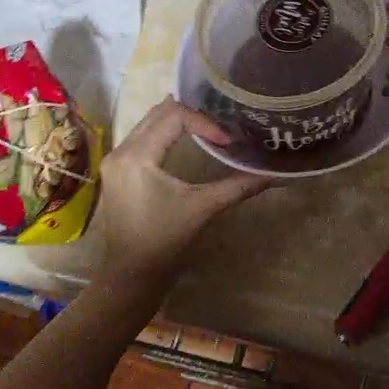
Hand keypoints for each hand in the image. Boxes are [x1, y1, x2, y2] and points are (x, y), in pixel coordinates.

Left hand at [94, 100, 268, 293]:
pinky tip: (186, 137)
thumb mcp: (203, 209)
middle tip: (221, 125)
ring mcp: (115, 160)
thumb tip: (273, 174)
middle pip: (158, 113)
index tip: (227, 140)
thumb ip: (237, 186)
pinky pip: (142, 136)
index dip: (205, 123)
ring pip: (148, 122)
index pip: (174, 118)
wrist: (132, 275)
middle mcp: (121, 151)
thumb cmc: (165, 243)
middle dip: (192, 114)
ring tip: (208, 127)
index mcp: (138, 157)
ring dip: (177, 120)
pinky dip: (165, 131)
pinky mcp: (118, 170)